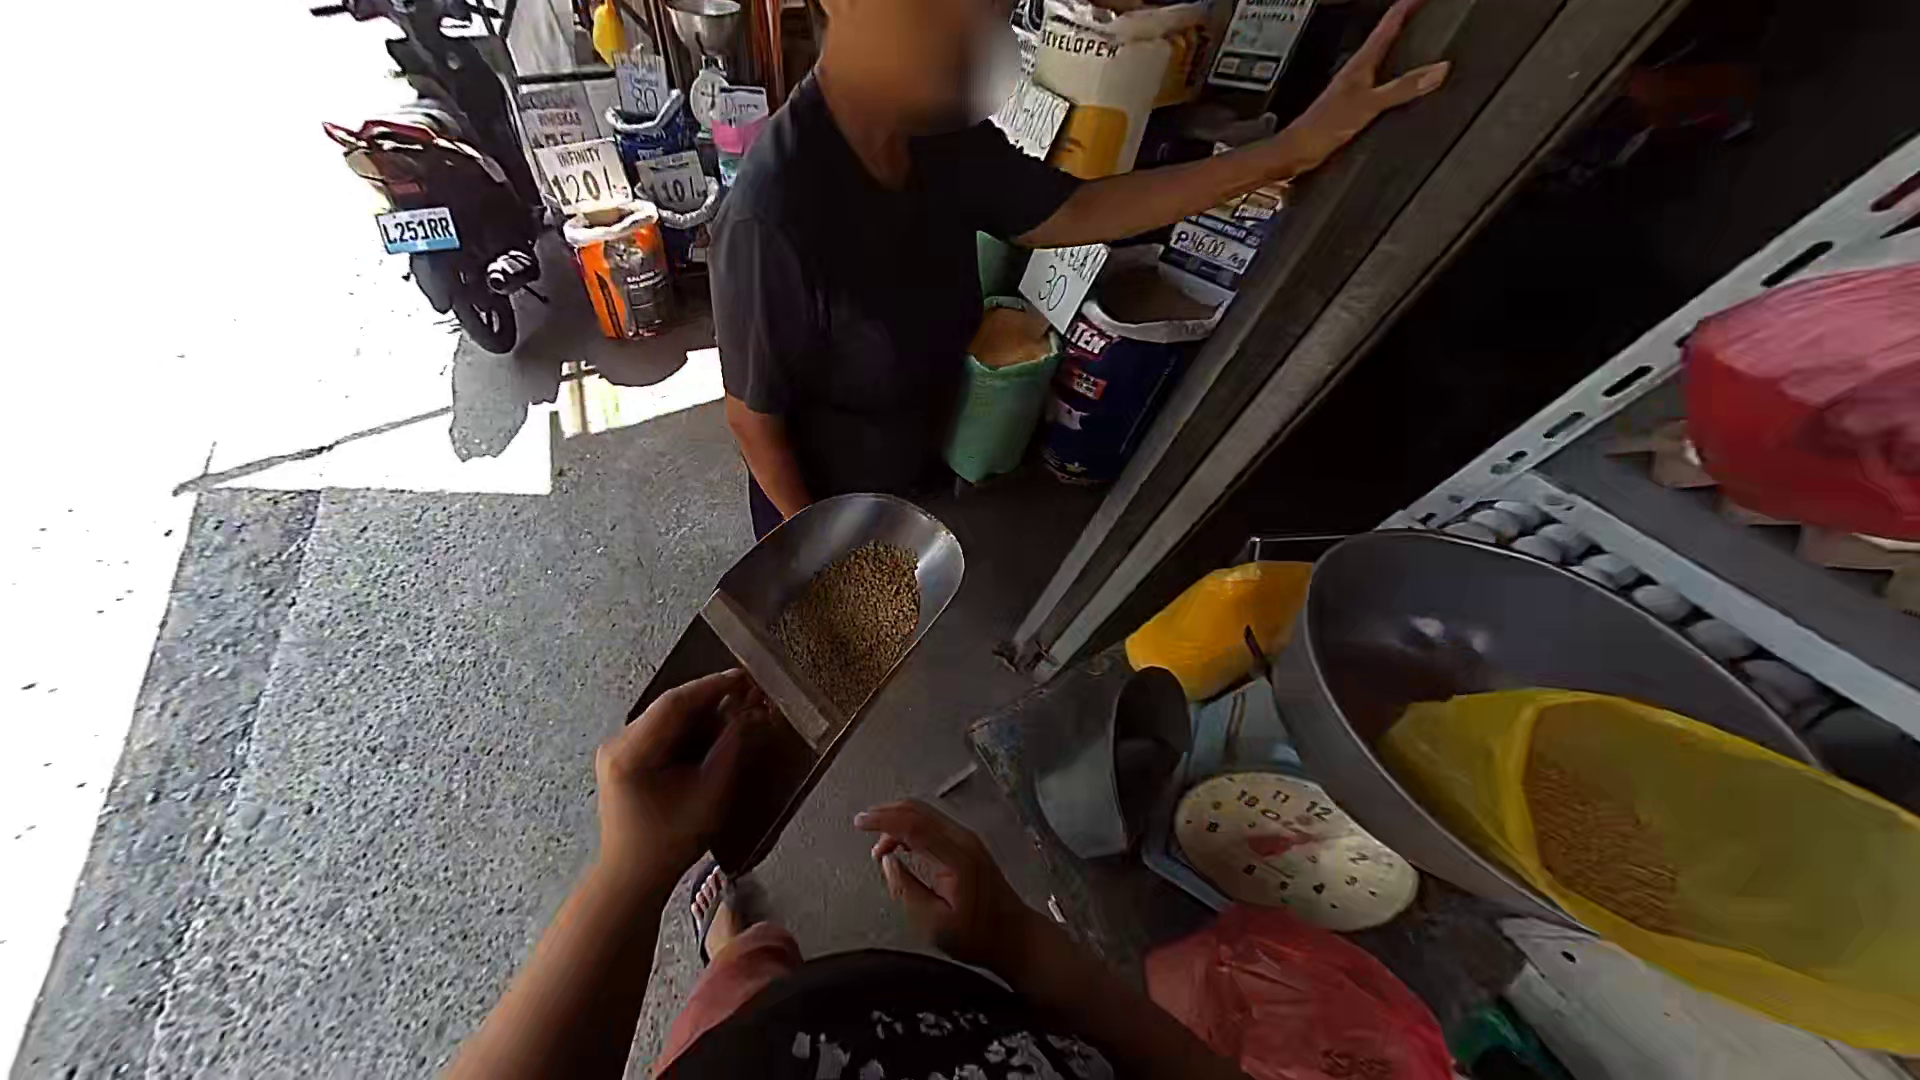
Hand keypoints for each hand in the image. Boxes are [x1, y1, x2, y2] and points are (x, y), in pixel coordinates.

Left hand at [594, 669, 767, 894]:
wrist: (633, 876)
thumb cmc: (671, 840)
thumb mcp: (710, 792)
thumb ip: (729, 747)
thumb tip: (747, 712)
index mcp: (631, 751)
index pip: (674, 703)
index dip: (712, 686)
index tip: (744, 677)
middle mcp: (618, 743)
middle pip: (670, 706)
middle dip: (711, 697)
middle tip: (748, 691)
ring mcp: (620, 748)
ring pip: (669, 715)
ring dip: (704, 710)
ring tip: (738, 706)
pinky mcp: (628, 756)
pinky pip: (665, 728)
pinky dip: (692, 724)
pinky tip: (716, 726)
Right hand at [855, 799, 1048, 971]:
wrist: (1014, 935)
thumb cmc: (976, 936)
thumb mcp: (934, 924)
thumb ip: (907, 890)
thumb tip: (887, 861)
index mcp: (955, 857)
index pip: (914, 825)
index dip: (883, 820)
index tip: (859, 822)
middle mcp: (962, 839)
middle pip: (919, 811)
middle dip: (887, 813)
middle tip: (862, 824)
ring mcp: (966, 838)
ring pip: (926, 814)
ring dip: (898, 820)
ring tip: (878, 845)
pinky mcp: (967, 842)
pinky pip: (933, 823)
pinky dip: (911, 826)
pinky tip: (899, 844)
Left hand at [1272, 0, 1449, 174]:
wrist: (1294, 153)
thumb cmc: (1319, 129)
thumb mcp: (1368, 105)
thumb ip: (1402, 88)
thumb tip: (1437, 70)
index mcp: (1360, 63)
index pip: (1390, 21)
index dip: (1410, 3)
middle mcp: (1354, 72)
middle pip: (1385, 38)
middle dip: (1406, 21)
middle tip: (1425, 11)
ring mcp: (1349, 90)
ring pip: (1378, 61)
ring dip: (1395, 49)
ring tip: (1415, 41)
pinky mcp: (1346, 108)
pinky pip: (1374, 85)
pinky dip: (1388, 79)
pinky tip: (1393, 86)